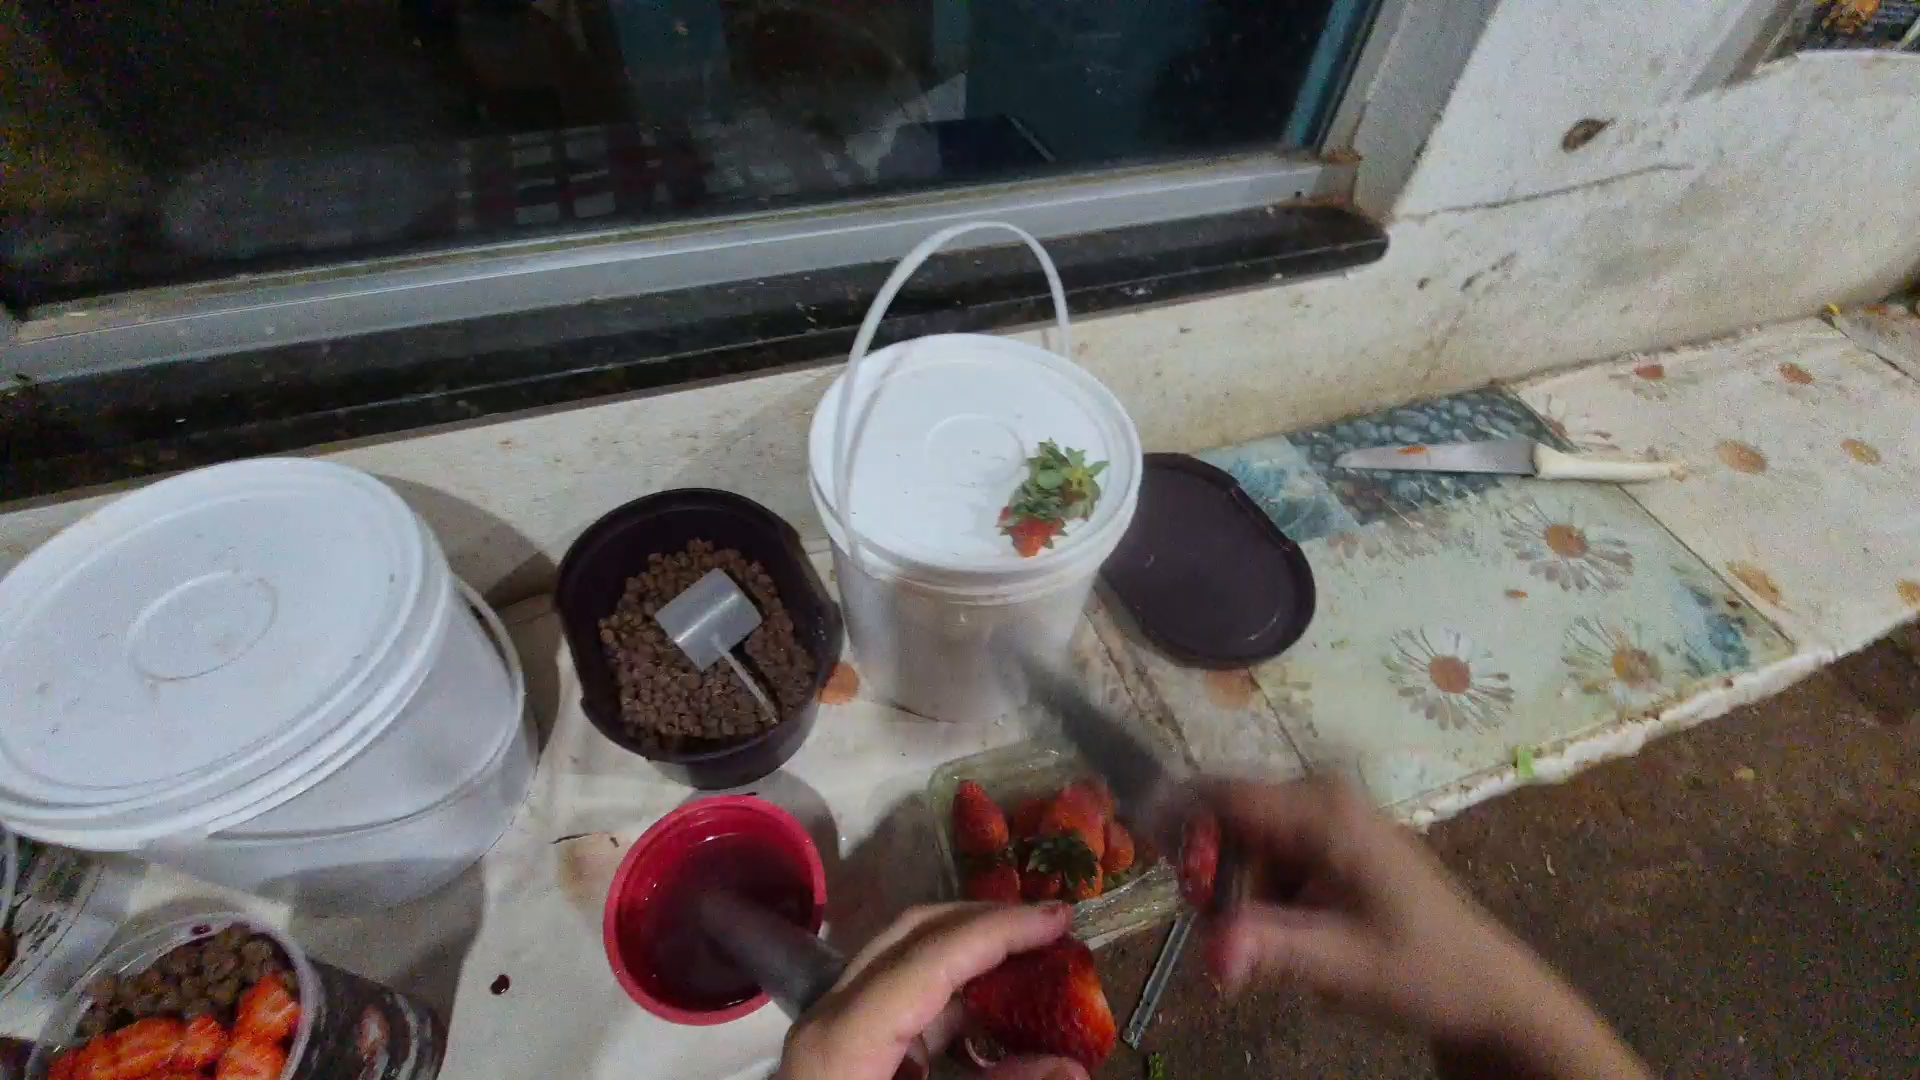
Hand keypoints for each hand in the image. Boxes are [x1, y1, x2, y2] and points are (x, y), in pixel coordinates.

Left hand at [777, 903, 1089, 1079]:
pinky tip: (1004, 1021)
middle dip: (987, 924)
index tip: (1061, 918)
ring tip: (1036, 960)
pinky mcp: (851, 1052)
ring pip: (912, 962)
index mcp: (846, 1038)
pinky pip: (910, 1005)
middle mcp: (836, 1014)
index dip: (1001, 931)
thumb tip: (1074, 1069)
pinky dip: (960, 1003)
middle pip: (916, 936)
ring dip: (976, 958)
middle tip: (1051, 926)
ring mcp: (839, 1030)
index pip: (933, 955)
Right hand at [1202, 777, 1650, 1078]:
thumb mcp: (1345, 964)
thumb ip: (1272, 951)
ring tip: (1252, 937)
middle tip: (1208, 923)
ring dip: (1233, 883)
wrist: (1490, 991)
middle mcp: (1318, 796)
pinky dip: (1257, 885)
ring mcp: (1324, 814)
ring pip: (1243, 835)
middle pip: (1229, 814)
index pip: (1226, 795)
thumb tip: (1208, 955)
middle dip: (1209, 867)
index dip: (1181, 819)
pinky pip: (1267, 848)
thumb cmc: (1424, 970)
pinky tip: (1279, 924)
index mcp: (1322, 810)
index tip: (1149, 856)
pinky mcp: (1327, 834)